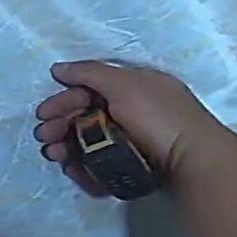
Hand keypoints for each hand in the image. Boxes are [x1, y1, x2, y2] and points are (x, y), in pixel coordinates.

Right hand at [33, 60, 236, 194]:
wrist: (192, 161)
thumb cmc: (160, 117)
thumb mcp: (126, 85)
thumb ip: (90, 73)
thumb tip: (57, 68)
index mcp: (131, 89)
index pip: (86, 91)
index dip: (62, 100)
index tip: (44, 114)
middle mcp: (127, 113)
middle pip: (81, 117)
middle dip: (58, 125)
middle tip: (44, 137)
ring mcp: (127, 141)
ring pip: (84, 141)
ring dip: (63, 146)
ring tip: (54, 155)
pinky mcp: (126, 165)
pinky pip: (95, 162)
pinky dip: (79, 164)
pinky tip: (71, 167)